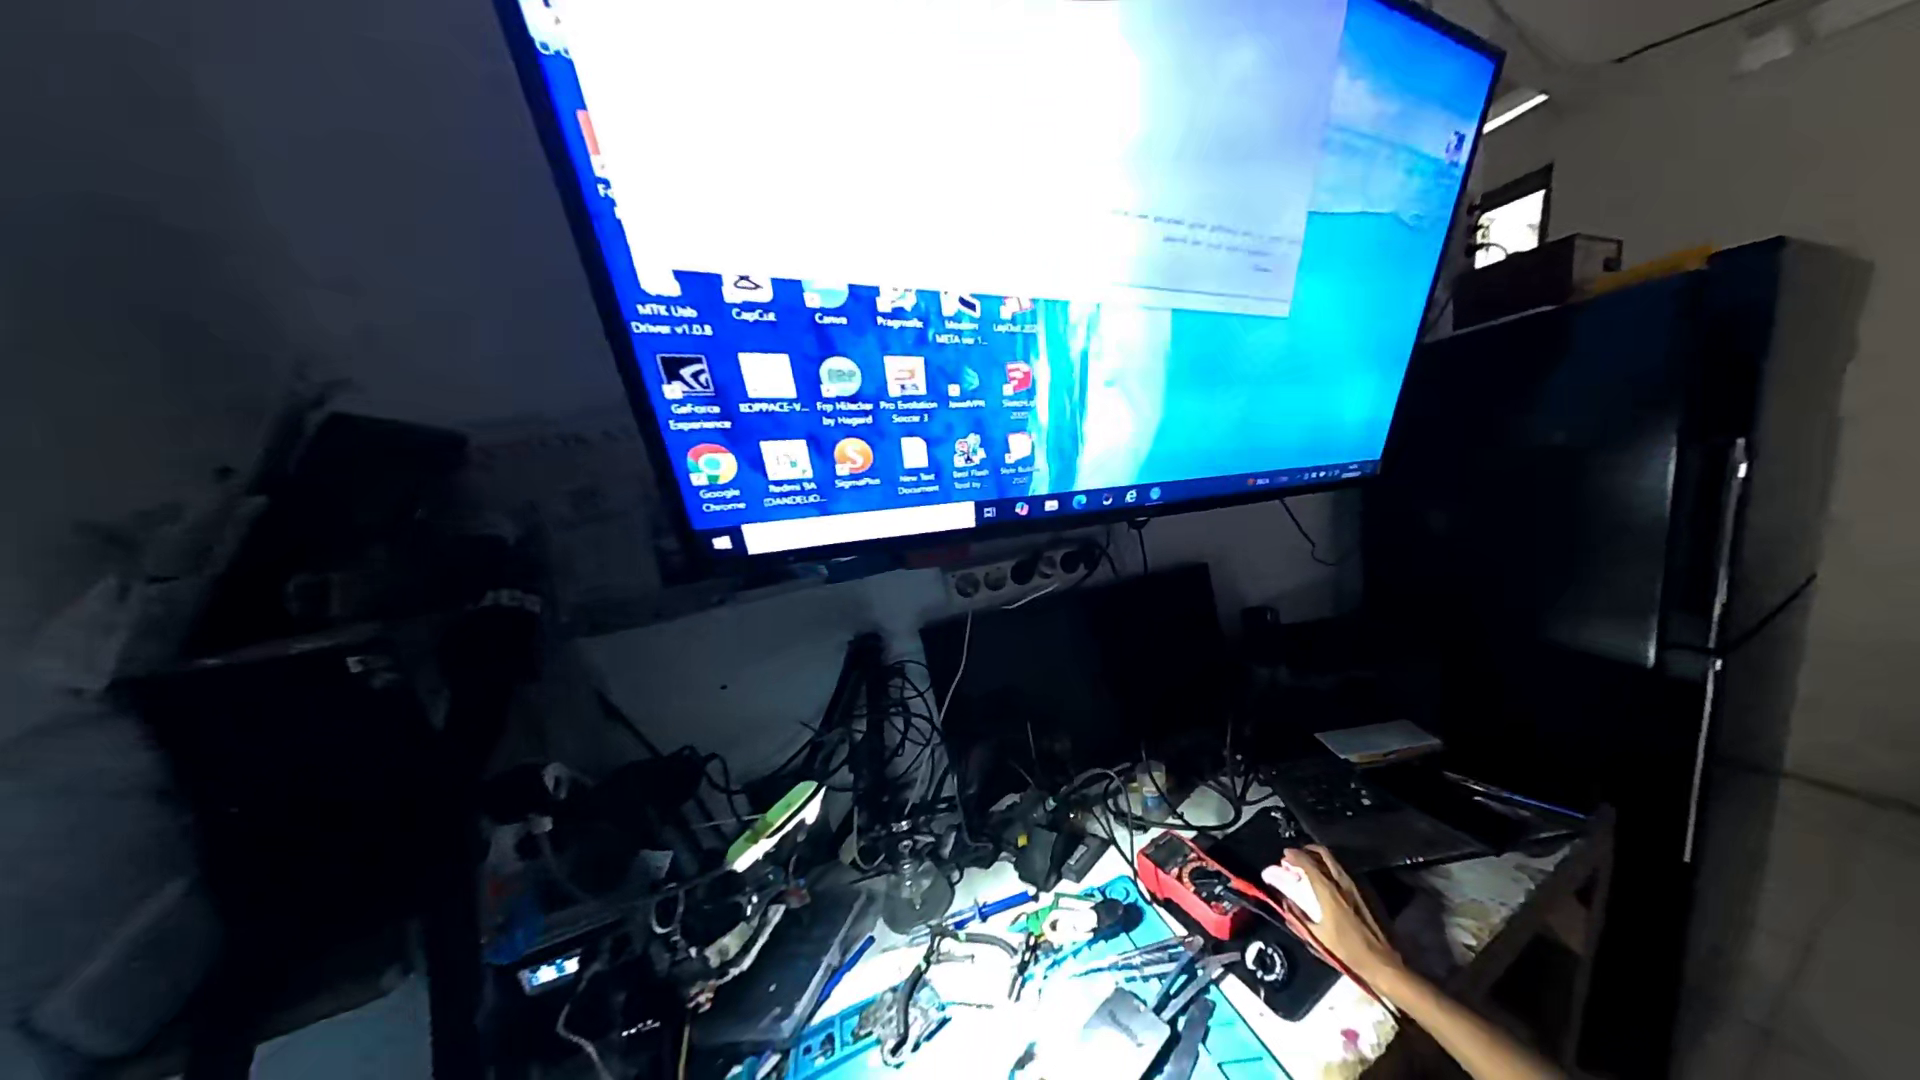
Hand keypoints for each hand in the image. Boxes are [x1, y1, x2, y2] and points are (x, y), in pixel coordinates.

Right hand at [1272, 845, 1404, 982]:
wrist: (1383, 963)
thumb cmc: (1347, 951)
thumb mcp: (1316, 937)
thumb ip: (1298, 917)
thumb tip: (1285, 902)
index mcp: (1328, 892)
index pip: (1308, 863)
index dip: (1294, 855)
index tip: (1285, 855)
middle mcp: (1343, 883)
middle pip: (1324, 854)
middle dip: (1308, 850)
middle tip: (1297, 856)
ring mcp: (1357, 887)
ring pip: (1335, 861)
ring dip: (1320, 858)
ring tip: (1310, 866)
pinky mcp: (1367, 893)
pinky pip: (1345, 871)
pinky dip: (1332, 868)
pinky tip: (1328, 880)